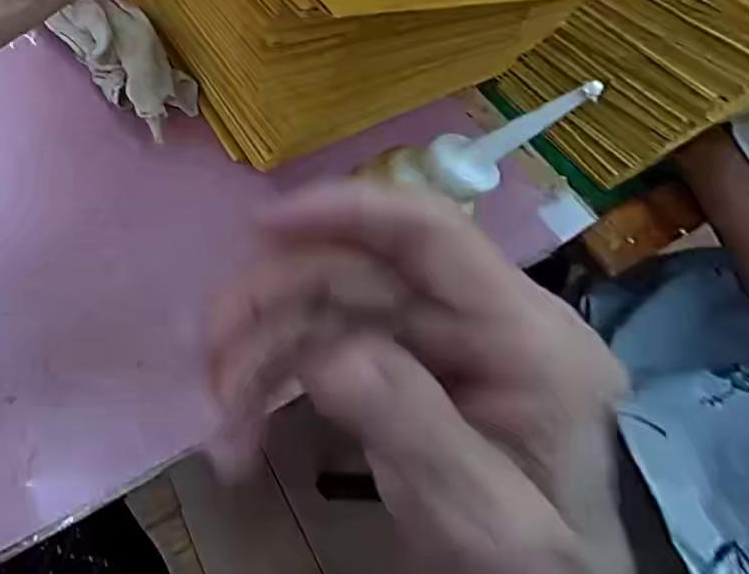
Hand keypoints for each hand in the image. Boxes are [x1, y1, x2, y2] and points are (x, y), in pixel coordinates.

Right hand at [207, 181, 630, 573]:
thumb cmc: (535, 567)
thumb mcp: (492, 523)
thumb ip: (422, 436)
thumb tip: (329, 357)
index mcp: (524, 332)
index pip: (430, 232)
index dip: (344, 210)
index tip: (261, 224)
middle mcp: (467, 311)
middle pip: (347, 268)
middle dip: (271, 305)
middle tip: (213, 352)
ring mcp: (420, 328)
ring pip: (315, 299)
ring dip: (257, 344)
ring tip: (223, 404)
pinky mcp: (384, 348)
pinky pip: (310, 336)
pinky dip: (267, 371)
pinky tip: (241, 417)